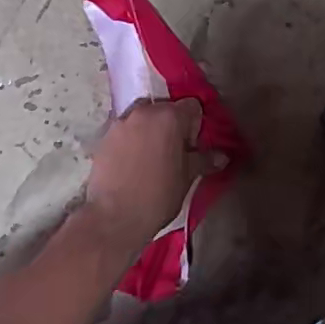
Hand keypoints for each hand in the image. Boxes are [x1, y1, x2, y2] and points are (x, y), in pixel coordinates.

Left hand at [85, 98, 226, 245]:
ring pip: (142, 118)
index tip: (191, 147)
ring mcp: (120, 123)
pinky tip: (132, 164)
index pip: (192, 106)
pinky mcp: (102, 138)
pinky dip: (131, 140)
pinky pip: (124, 131)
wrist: (114, 217)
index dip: (195, 125)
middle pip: (164, 108)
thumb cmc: (158, 194)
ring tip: (150, 157)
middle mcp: (143, 112)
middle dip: (171, 125)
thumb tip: (222, 157)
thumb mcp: (188, 177)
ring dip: (149, 131)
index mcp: (170, 116)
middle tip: (173, 152)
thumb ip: (204, 160)